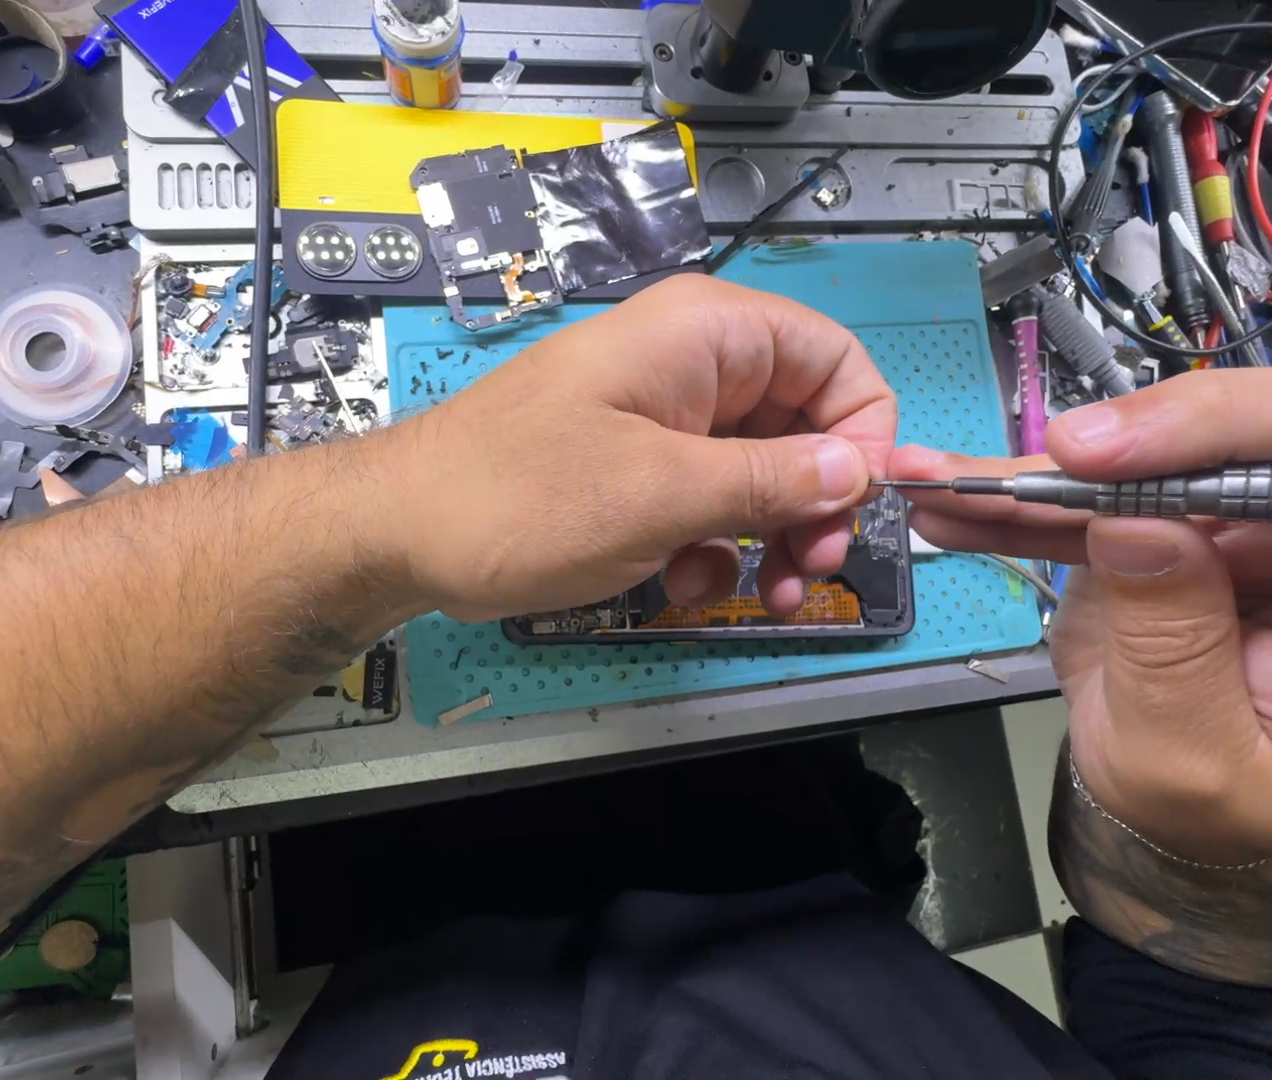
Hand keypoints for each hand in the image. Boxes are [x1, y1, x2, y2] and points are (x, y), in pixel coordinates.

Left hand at [388, 276, 896, 621]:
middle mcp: (694, 367)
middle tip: (809, 570)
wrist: (407, 533)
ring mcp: (665, 421)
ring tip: (761, 594)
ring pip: (760, 473)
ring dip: (770, 536)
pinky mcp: (640, 469)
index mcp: (707, 337)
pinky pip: (708, 501)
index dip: (863, 433)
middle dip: (815, 503)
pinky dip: (713, 546)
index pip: (834, 360)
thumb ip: (772, 478)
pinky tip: (686, 583)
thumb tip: (862, 469)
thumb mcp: (663, 492)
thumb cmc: (527, 497)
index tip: (858, 509)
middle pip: (803, 425)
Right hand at [892, 369, 1271, 861]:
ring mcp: (1266, 523)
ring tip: (947, 482)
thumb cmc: (1218, 805)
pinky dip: (1014, 498)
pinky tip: (946, 500)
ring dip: (1049, 466)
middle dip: (1186, 434)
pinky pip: (1093, 493)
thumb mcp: (1194, 763)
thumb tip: (1137, 523)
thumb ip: (1174, 652)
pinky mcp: (1173, 519)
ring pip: (1171, 453)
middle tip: (1071, 456)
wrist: (1164, 796)